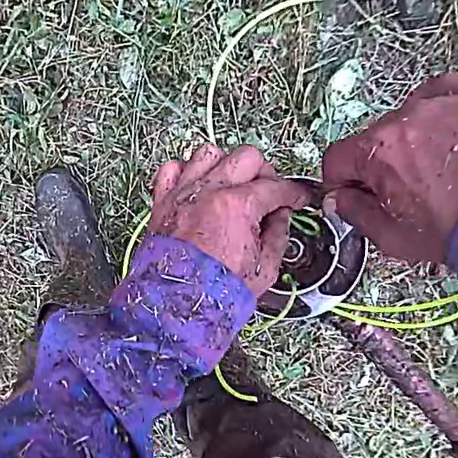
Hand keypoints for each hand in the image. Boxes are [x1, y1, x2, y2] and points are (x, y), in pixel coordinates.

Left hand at [148, 145, 310, 295]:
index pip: (276, 186)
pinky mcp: (161, 202)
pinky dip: (184, 171)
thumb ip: (278, 234)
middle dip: (263, 171)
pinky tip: (196, 186)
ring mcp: (181, 194)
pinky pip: (170, 169)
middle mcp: (207, 192)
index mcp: (237, 205)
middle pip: (245, 156)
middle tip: (266, 191)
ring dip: (223, 165)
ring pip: (206, 153)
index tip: (297, 199)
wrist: (174, 304)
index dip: (294, 193)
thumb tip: (281, 216)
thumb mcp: (264, 267)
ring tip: (230, 185)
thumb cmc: (213, 290)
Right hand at [320, 73, 457, 263]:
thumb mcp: (392, 236)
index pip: (336, 159)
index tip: (356, 193)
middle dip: (379, 162)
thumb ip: (355, 212)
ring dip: (409, 140)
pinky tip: (443, 131)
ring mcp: (441, 106)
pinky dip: (436, 109)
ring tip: (434, 166)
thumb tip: (340, 198)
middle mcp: (403, 120)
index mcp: (375, 152)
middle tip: (404, 188)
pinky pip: (441, 93)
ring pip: (404, 120)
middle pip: (371, 139)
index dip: (343, 181)